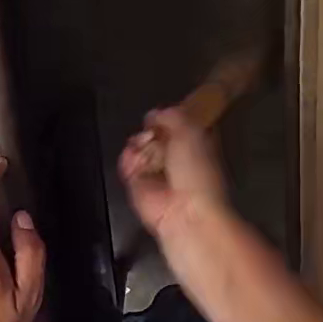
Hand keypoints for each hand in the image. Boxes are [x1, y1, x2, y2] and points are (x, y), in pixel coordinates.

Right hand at [118, 106, 229, 237]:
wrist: (183, 209)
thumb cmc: (196, 171)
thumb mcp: (190, 132)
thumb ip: (173, 116)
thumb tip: (155, 112)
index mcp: (194, 143)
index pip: (177, 123)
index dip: (168, 116)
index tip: (161, 113)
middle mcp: (174, 156)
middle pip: (153, 133)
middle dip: (149, 129)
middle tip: (151, 132)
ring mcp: (154, 169)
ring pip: (137, 146)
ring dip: (138, 144)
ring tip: (144, 146)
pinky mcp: (136, 182)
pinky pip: (126, 163)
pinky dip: (128, 159)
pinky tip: (135, 159)